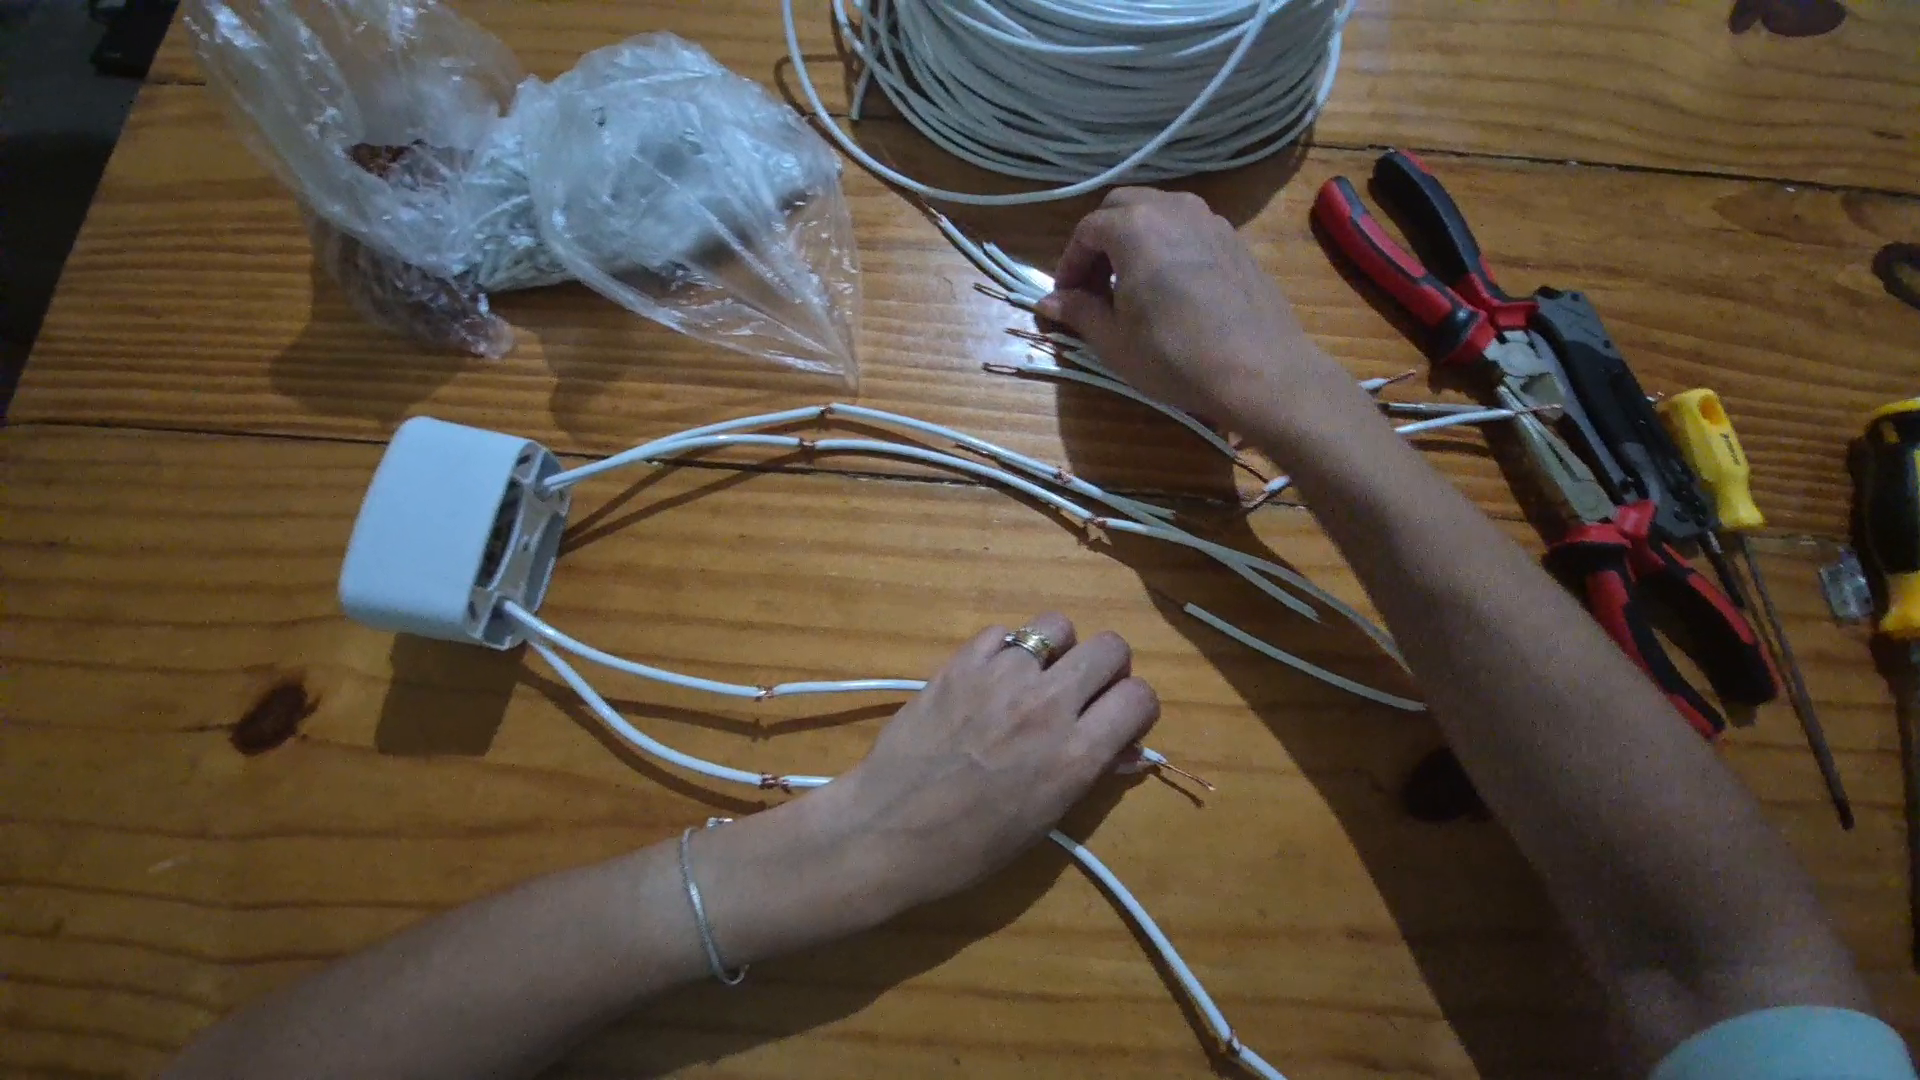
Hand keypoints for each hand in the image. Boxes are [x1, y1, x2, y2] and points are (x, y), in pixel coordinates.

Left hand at [825, 614, 1158, 909]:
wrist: (887, 830)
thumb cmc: (970, 846)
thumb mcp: (1045, 819)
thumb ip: (1090, 772)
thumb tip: (1125, 746)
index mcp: (1074, 755)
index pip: (1139, 696)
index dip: (1135, 706)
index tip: (1118, 719)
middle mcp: (1047, 705)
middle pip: (1111, 647)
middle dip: (1107, 669)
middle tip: (1082, 693)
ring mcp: (1001, 676)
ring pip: (1057, 626)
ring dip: (1057, 651)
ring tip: (1035, 678)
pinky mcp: (961, 662)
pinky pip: (1003, 633)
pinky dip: (1005, 651)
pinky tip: (989, 679)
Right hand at [1035, 188, 1367, 443]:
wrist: (1258, 370)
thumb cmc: (1173, 357)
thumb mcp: (1114, 341)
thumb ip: (1079, 312)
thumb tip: (1048, 302)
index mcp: (1135, 227)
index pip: (1086, 230)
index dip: (1069, 264)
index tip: (1064, 298)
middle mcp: (1172, 209)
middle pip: (1121, 207)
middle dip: (1099, 242)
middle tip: (1092, 287)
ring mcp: (1210, 220)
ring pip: (1158, 213)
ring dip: (1133, 240)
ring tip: (1129, 287)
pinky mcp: (1234, 241)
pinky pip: (1187, 229)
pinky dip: (1165, 246)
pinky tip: (1168, 290)